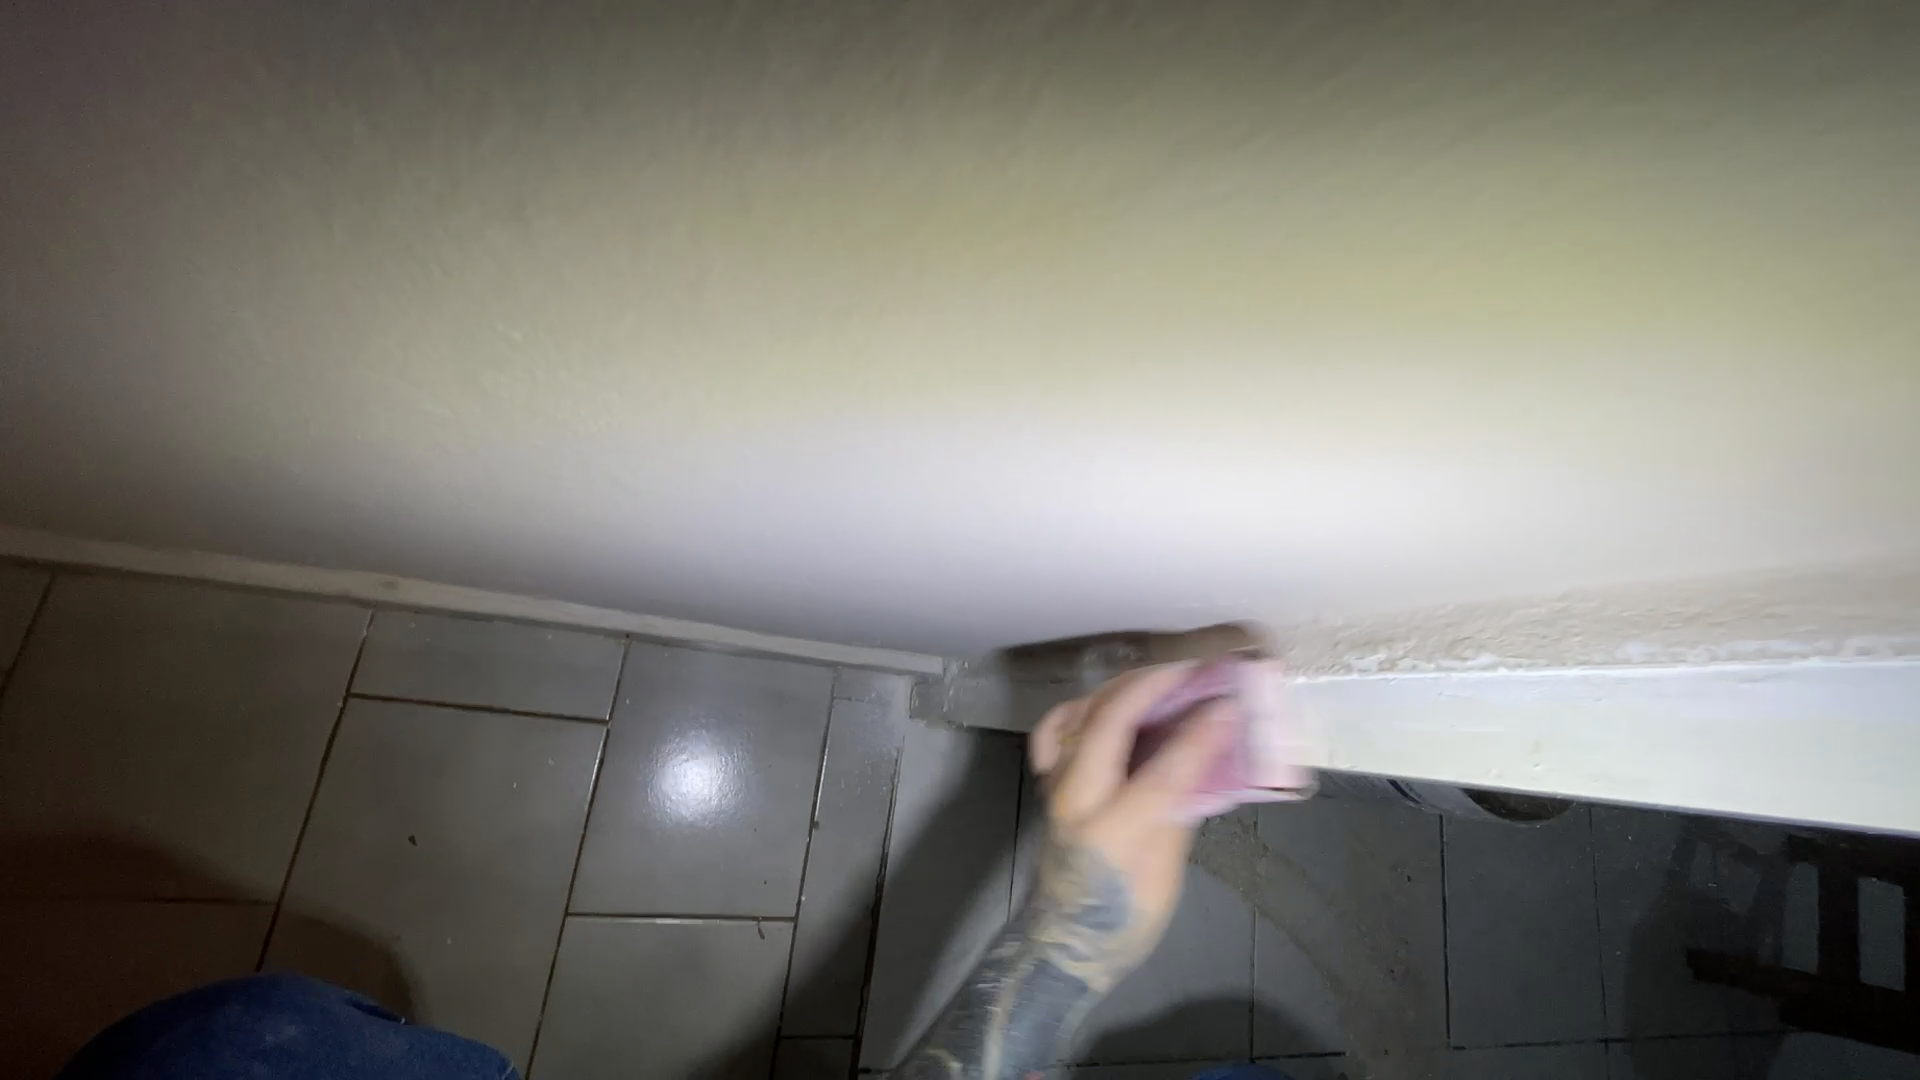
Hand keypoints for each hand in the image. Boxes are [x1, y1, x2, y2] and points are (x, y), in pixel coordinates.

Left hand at [1026, 663, 1231, 972]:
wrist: (1061, 943)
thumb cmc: (1123, 919)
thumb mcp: (1165, 877)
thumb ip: (1180, 812)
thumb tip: (1206, 757)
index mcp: (1112, 833)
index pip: (1160, 772)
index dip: (1198, 735)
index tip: (1229, 703)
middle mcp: (1074, 799)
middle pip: (1108, 724)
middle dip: (1151, 687)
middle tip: (1193, 670)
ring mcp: (1053, 786)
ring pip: (1078, 715)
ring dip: (1119, 688)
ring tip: (1159, 678)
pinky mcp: (1046, 782)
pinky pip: (1056, 730)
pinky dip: (1082, 708)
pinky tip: (1109, 704)